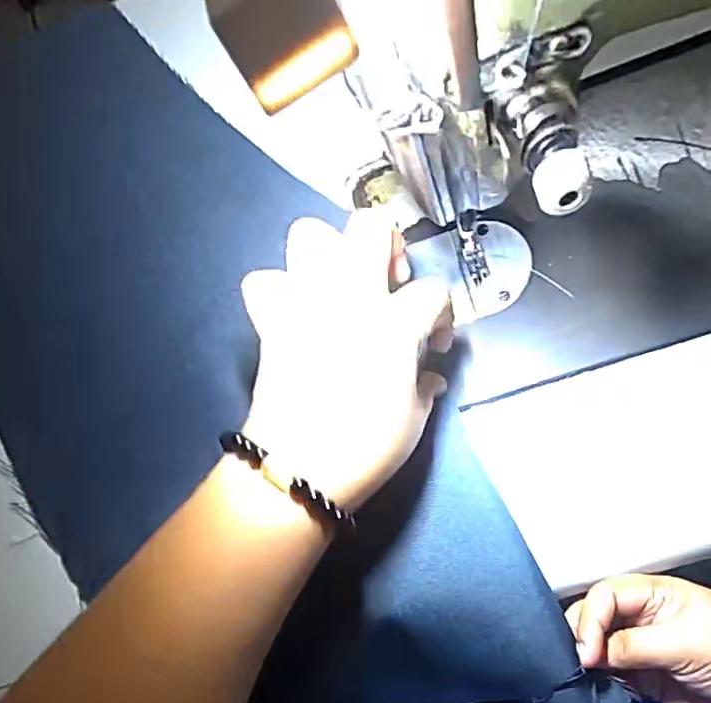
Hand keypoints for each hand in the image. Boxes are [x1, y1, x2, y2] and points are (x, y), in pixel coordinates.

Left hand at [239, 209, 453, 509]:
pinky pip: (267, 279)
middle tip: (392, 280)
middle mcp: (350, 297)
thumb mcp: (414, 418)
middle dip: (388, 244)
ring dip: (331, 252)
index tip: (437, 340)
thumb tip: (429, 374)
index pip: (433, 292)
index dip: (443, 313)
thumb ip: (424, 384)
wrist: (300, 465)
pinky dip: (282, 288)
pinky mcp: (272, 318)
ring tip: (344, 285)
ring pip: (310, 234)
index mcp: (395, 323)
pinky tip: (299, 310)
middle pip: (370, 228)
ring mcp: (306, 301)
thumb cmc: (366, 446)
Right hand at [566, 575, 710, 702]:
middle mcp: (644, 618)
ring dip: (585, 663)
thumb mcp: (687, 642)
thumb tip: (589, 654)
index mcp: (657, 594)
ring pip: (598, 649)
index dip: (590, 620)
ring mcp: (643, 650)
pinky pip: (611, 678)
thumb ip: (635, 645)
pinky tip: (590, 693)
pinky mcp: (646, 681)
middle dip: (579, 637)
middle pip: (595, 619)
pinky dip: (597, 684)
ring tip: (577, 681)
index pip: (606, 595)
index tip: (588, 654)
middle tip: (576, 666)